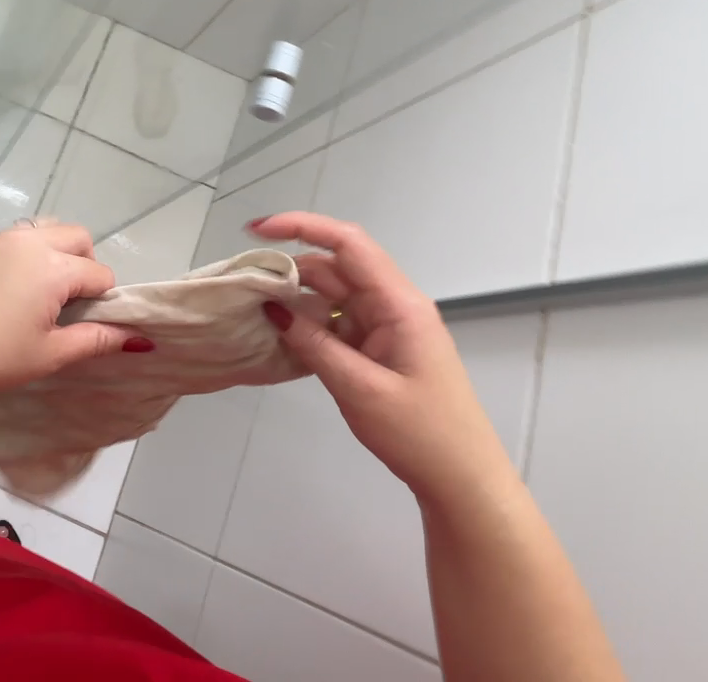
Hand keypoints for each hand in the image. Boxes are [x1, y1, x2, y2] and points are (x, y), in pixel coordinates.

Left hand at [0, 221, 123, 418]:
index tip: (87, 323)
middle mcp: (28, 242)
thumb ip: (96, 339)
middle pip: (76, 237)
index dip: (102, 299)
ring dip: (55, 251)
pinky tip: (8, 289)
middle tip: (69, 302)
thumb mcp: (51, 353)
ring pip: (44, 229)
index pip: (99, 273)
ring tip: (41, 291)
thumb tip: (138, 338)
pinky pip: (13, 238)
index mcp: (52, 267)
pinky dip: (25, 253)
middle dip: (84, 263)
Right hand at [251, 212, 518, 509]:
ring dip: (295, 296)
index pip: (348, 244)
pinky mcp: (377, 346)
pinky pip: (335, 320)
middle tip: (244, 283)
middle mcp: (393, 305)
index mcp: (399, 304)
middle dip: (290, 267)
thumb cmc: (421, 434)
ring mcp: (385, 326)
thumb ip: (313, 344)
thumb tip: (272, 307)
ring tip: (253, 306)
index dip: (302, 226)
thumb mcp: (360, 389)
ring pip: (332, 293)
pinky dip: (306, 321)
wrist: (463, 481)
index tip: (257, 231)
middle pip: (335, 267)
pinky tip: (279, 332)